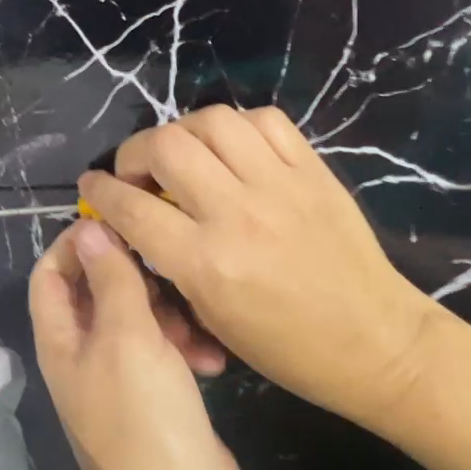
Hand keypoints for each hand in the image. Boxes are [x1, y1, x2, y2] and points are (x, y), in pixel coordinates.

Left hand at [29, 220, 256, 469]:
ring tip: (199, 317)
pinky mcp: (163, 398)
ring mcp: (126, 378)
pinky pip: (170, 353)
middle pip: (101, 291)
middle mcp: (87, 353)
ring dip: (171, 312)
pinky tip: (214, 358)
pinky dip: (189, 346)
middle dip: (135, 274)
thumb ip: (110, 280)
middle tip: (172, 263)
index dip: (77, 242)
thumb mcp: (125, 338)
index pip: (52, 273)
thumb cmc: (143, 420)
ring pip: (142, 319)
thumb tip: (89, 228)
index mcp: (61, 338)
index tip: (121, 219)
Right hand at [78, 104, 449, 429]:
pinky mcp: (313, 171)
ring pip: (211, 122)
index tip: (92, 187)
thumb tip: (135, 220)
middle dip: (134, 153)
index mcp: (206, 263)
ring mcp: (279, 186)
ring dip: (182, 132)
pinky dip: (237, 127)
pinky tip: (232, 149)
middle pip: (164, 147)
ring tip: (183, 154)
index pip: (131, 207)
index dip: (100, 192)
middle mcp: (237, 214)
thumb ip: (168, 262)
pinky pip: (265, 121)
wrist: (378, 344)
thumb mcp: (210, 317)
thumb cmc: (286, 348)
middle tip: (137, 172)